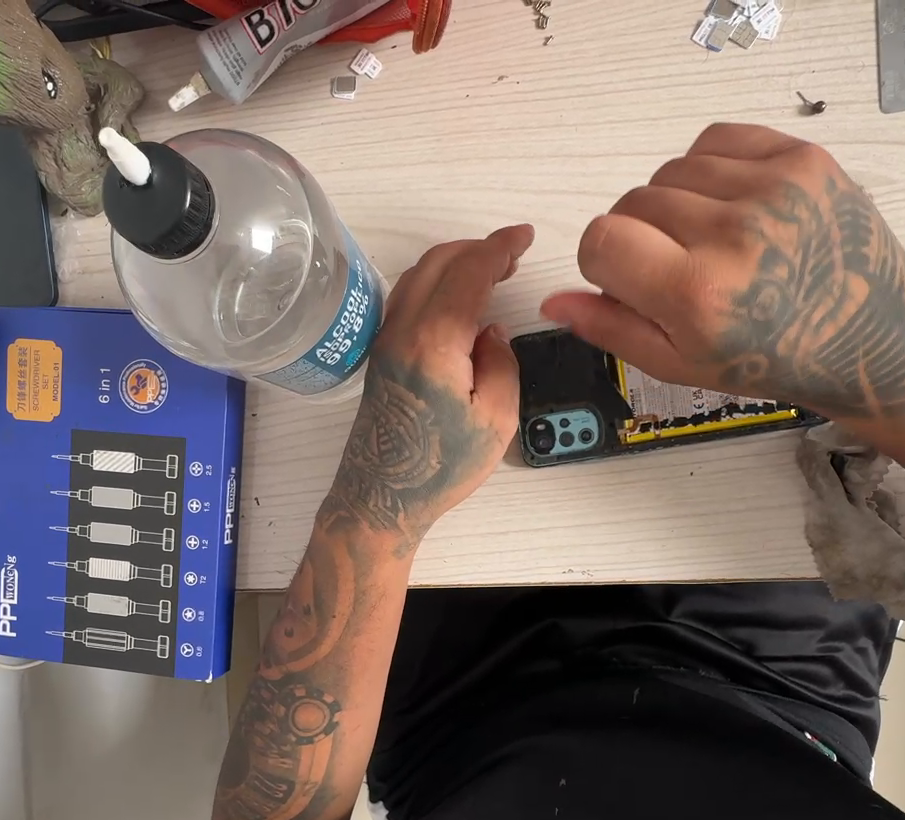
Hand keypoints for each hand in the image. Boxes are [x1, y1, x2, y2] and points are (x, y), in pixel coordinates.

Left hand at [322, 224, 532, 548]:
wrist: (380, 496)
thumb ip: (501, 363)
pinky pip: (408, 299)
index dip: (500, 247)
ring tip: (489, 273)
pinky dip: (436, 283)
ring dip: (454, 263)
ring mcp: (385, 341)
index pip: (469, 271)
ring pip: (418, 277)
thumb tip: (490, 333)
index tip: (525, 238)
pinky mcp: (380, 356)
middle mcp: (403, 330)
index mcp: (435, 340)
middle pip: (439, 262)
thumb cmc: (439, 467)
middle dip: (478, 249)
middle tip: (512, 255)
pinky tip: (456, 301)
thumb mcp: (495, 420)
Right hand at [540, 124, 904, 420]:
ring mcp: (770, 189)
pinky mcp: (800, 158)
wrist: (866, 336)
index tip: (626, 280)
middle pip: (631, 203)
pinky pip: (714, 140)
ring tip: (705, 240)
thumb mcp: (675, 362)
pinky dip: (704, 171)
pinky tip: (725, 207)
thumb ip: (609, 328)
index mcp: (695, 294)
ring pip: (668, 172)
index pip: (601, 240)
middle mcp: (730, 233)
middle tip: (675, 268)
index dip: (600, 261)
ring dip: (671, 205)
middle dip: (637, 237)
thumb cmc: (763, 360)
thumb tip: (552, 302)